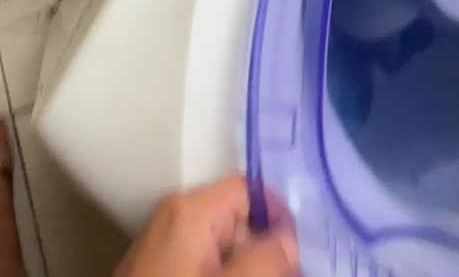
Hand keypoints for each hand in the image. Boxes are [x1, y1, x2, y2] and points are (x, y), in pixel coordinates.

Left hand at [116, 175, 296, 275]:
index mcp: (192, 209)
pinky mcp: (160, 265)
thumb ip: (264, 261)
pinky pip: (203, 258)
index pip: (247, 189)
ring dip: (246, 263)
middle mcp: (176, 214)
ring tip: (268, 275)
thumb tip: (288, 239)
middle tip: (287, 274)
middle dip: (264, 247)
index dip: (277, 216)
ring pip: (222, 242)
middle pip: (236, 216)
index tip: (298, 254)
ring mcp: (165, 240)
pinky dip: (224, 269)